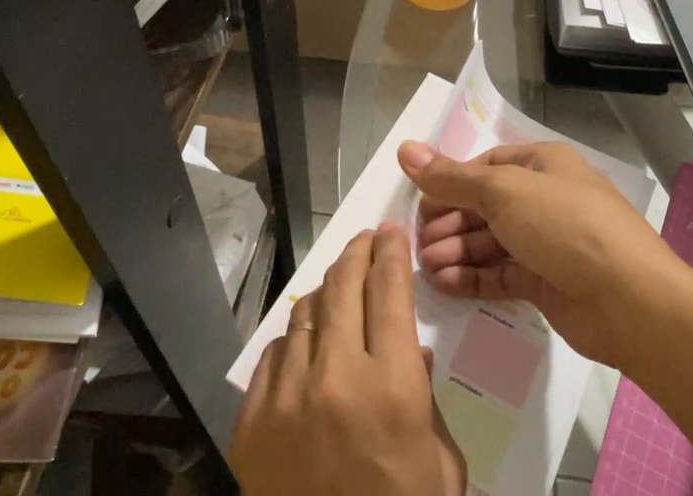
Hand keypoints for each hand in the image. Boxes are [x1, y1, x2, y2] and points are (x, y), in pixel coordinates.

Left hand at [230, 225, 464, 495]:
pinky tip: (305, 347)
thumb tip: (409, 350)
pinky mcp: (253, 421)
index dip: (391, 253)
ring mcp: (287, 397)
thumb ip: (424, 395)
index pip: (390, 291)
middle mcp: (336, 377)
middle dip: (356, 254)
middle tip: (365, 240)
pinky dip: (294, 343)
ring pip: (304, 316)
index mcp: (391, 386)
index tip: (391, 232)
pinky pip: (274, 357)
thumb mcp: (439, 460)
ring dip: (325, 296)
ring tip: (337, 289)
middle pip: (343, 288)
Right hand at [398, 140, 681, 369]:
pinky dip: (473, 277)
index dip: (452, 182)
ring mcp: (548, 243)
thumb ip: (452, 177)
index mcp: (544, 164)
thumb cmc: (566, 227)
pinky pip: (502, 274)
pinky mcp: (547, 284)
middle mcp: (546, 199)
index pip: (487, 166)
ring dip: (457, 251)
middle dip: (450, 221)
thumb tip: (405, 149)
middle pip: (486, 205)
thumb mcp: (503, 192)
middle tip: (418, 242)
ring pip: (491, 242)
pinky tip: (445, 284)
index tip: (419, 203)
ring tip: (427, 267)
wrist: (630, 301)